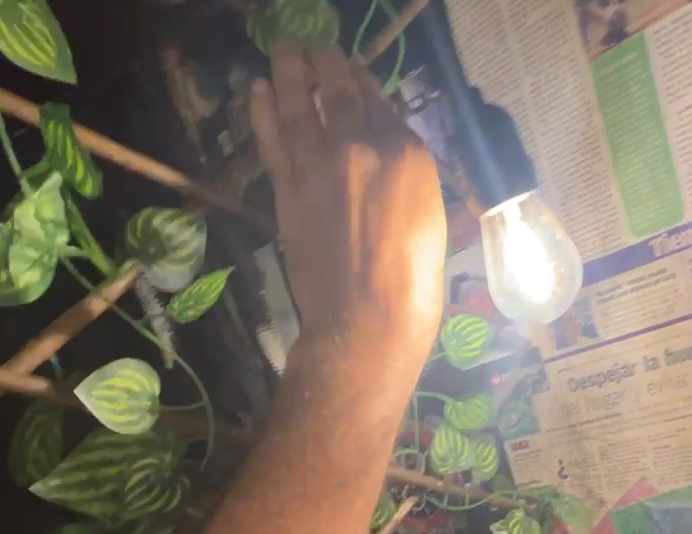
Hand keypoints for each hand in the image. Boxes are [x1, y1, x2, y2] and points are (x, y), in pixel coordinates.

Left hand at [251, 47, 446, 369]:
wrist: (367, 323)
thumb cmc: (414, 289)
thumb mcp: (432, 226)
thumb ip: (411, 186)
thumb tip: (393, 170)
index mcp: (411, 157)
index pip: (384, 106)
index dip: (367, 85)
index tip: (356, 75)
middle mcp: (364, 146)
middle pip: (342, 90)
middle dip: (330, 64)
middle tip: (320, 52)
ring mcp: (321, 164)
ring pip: (301, 99)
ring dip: (291, 68)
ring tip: (287, 50)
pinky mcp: (288, 188)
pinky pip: (272, 136)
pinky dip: (263, 108)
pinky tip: (259, 88)